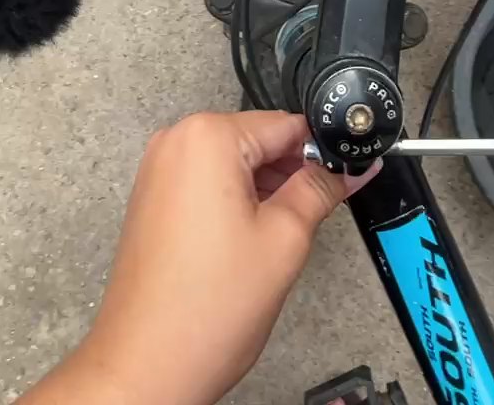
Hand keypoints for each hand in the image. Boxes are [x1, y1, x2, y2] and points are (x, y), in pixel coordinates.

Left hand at [22, 111, 375, 404]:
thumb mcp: (284, 239)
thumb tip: (349, 167)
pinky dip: (236, 201)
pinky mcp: (155, 196)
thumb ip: (321, 189)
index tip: (347, 171)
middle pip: (259, 140)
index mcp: (207, 137)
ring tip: (276, 237)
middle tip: (316, 213)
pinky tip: (248, 241)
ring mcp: (160, 169)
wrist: (144, 368)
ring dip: (266, 189)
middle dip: (292, 173)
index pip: (286, 125)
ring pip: (236, 162)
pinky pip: (210, 180)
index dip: (322, 152)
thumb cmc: (201, 311)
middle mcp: (177, 141)